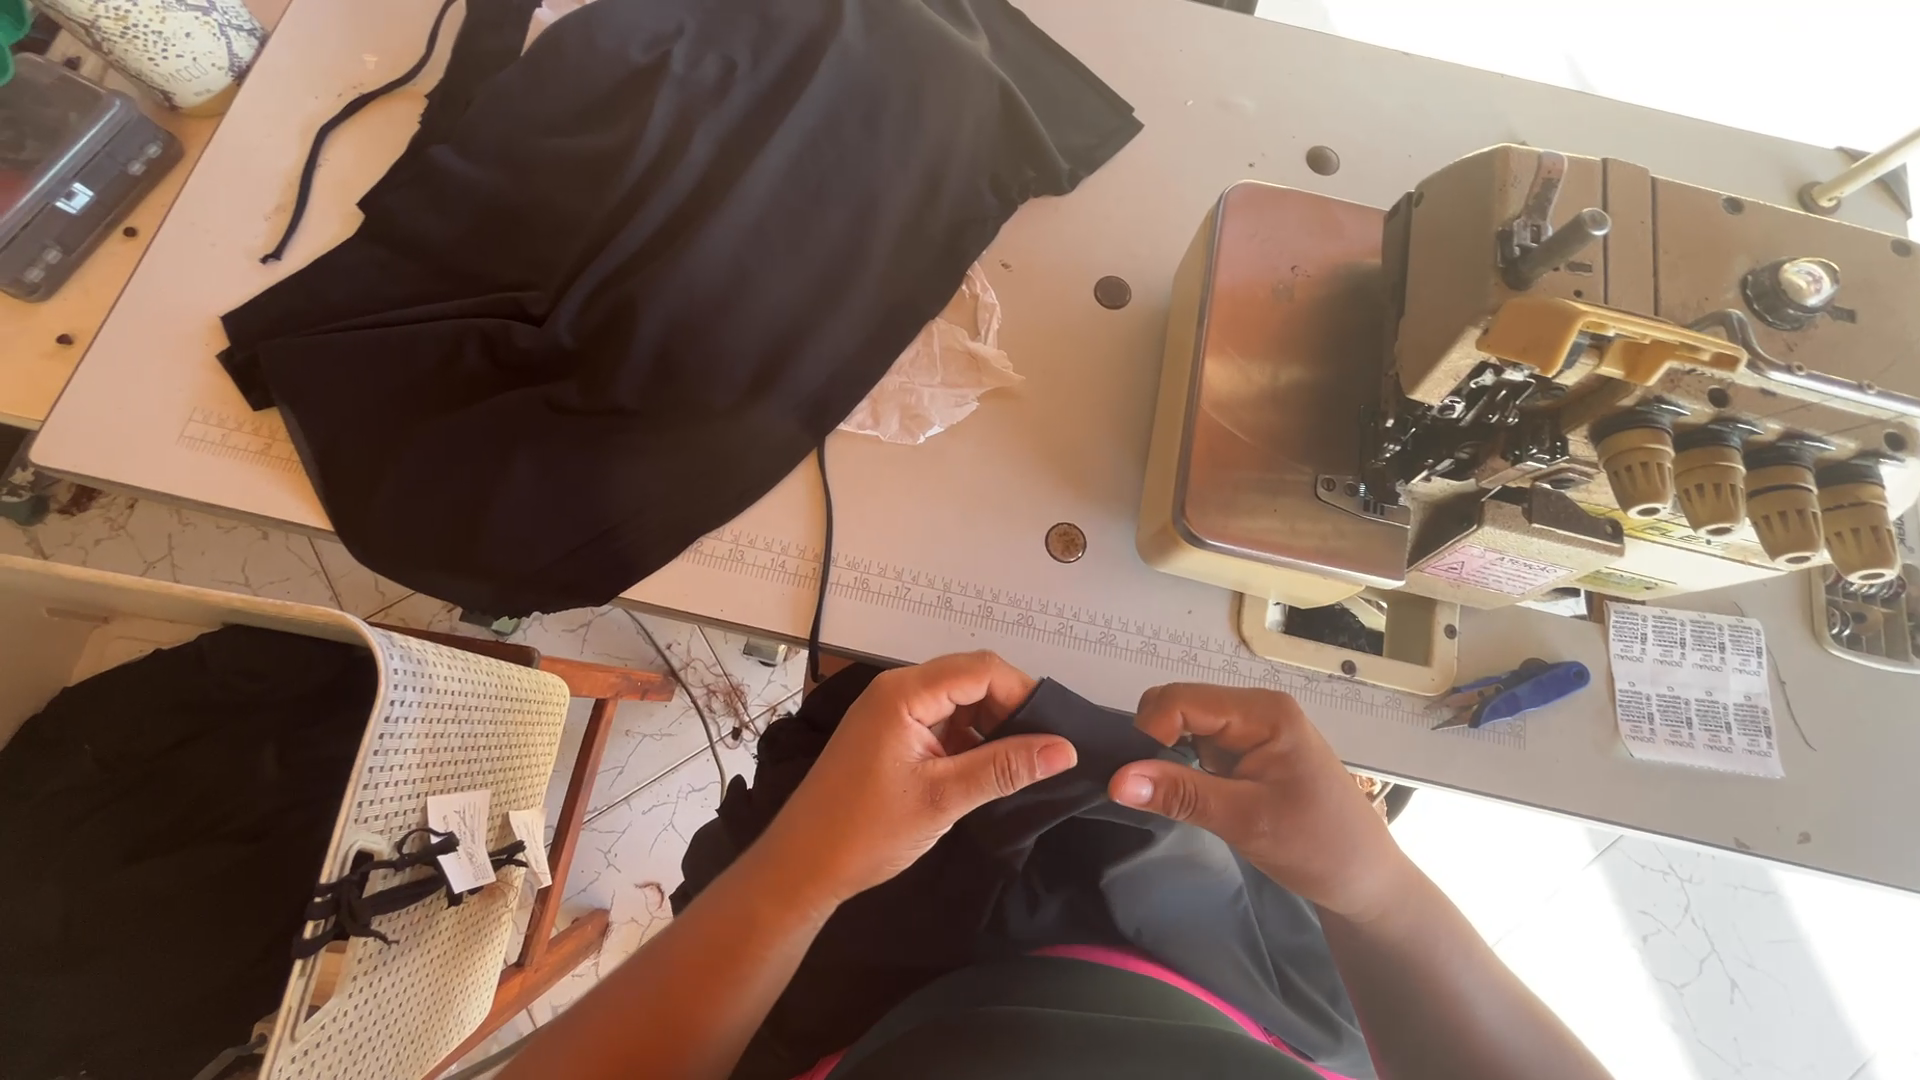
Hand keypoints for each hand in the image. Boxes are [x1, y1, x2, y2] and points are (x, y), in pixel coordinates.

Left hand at [754, 652, 1077, 907]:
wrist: (802, 866)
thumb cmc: (866, 831)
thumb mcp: (943, 798)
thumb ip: (1004, 768)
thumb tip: (1065, 748)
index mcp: (905, 692)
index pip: (980, 668)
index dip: (1022, 691)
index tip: (1053, 730)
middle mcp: (898, 689)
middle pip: (970, 678)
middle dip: (1009, 708)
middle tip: (1041, 749)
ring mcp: (893, 710)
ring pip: (958, 700)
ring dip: (989, 726)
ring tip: (1018, 762)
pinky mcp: (892, 732)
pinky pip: (941, 720)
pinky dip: (968, 739)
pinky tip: (986, 769)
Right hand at [1107, 683, 1412, 920]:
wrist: (1367, 881)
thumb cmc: (1317, 847)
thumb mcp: (1244, 821)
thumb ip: (1180, 794)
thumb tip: (1116, 780)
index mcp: (1262, 711)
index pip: (1180, 701)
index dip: (1148, 732)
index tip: (1135, 778)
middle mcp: (1254, 708)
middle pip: (1177, 703)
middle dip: (1153, 740)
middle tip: (1151, 789)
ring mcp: (1250, 727)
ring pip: (1182, 722)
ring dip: (1166, 753)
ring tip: (1169, 793)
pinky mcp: (1246, 749)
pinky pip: (1196, 741)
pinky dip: (1180, 763)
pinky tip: (1187, 792)